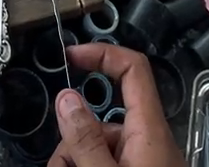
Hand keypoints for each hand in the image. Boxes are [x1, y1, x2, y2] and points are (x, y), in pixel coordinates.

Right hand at [49, 44, 186, 166]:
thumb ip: (86, 140)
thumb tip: (66, 96)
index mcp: (150, 130)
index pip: (132, 68)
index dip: (102, 53)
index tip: (70, 56)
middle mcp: (148, 140)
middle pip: (101, 118)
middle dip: (72, 136)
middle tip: (58, 165)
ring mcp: (143, 162)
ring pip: (97, 144)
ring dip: (72, 158)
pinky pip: (104, 162)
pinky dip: (83, 166)